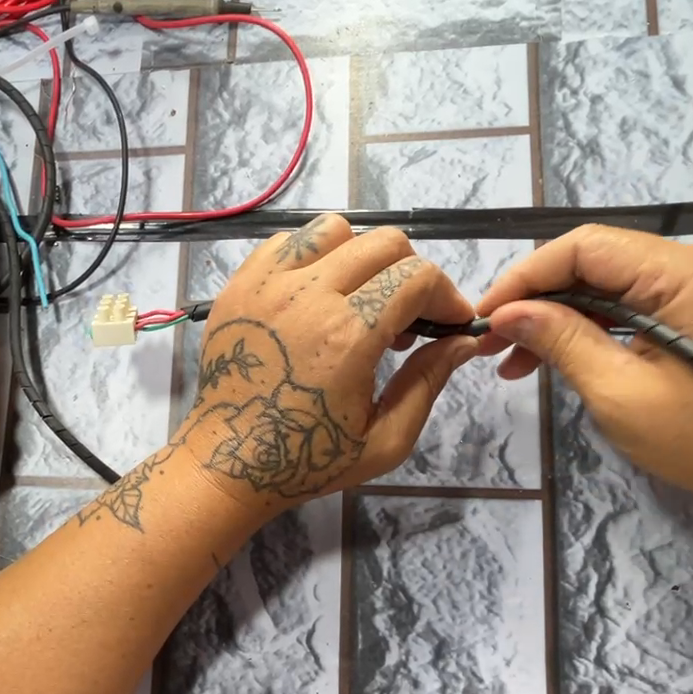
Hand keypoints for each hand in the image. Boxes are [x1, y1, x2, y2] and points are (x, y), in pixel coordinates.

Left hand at [175, 214, 480, 513]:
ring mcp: (265, 286)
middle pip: (383, 243)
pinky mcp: (237, 287)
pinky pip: (285, 242)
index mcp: (347, 336)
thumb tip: (465, 339)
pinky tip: (315, 299)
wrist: (228, 463)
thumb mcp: (384, 440)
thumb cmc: (307, 460)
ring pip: (333, 230)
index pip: (417, 277)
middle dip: (410, 274)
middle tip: (404, 321)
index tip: (447, 323)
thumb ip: (428, 382)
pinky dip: (312, 257)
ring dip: (360, 257)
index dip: (445, 296)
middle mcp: (306, 296)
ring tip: (357, 302)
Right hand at [477, 225, 692, 527]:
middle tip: (493, 343)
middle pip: (599, 261)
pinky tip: (562, 356)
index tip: (485, 316)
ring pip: (613, 284)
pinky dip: (595, 327)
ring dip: (561, 317)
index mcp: (689, 274)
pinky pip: (638, 304)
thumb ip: (561, 340)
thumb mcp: (619, 391)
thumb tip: (506, 313)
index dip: (526, 276)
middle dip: (538, 299)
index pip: (586, 246)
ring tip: (517, 362)